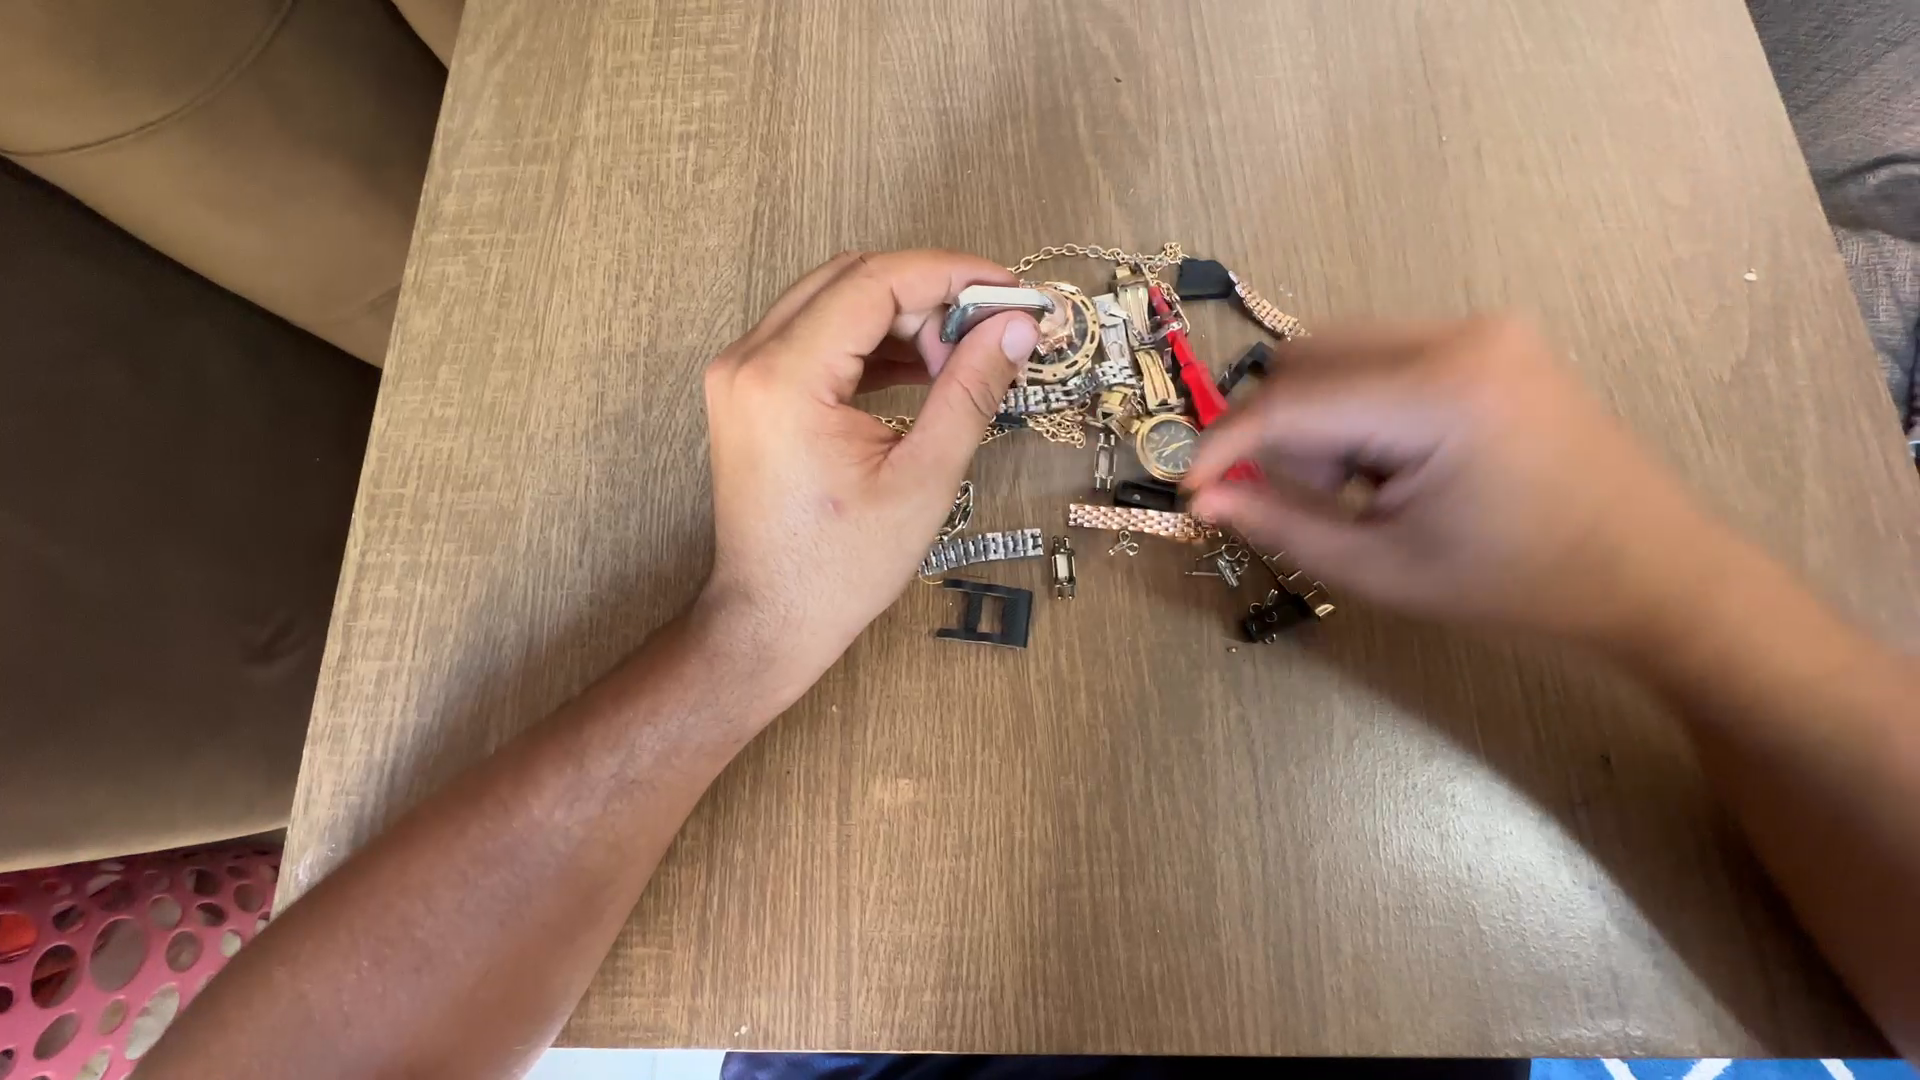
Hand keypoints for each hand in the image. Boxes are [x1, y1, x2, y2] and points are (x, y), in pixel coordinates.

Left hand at [699, 250, 1038, 691]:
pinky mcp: (749, 391)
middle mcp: (748, 360)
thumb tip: (1015, 328)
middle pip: (851, 280)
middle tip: (988, 328)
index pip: (875, 282)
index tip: (1007, 290)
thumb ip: (970, 391)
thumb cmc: (841, 567)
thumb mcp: (923, 479)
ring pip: (832, 303)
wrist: (771, 618)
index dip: (950, 274)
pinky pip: (816, 338)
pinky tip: (917, 369)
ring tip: (957, 356)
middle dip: (928, 294)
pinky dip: (869, 344)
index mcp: (785, 378)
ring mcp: (741, 374)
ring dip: (900, 317)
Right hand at [1184, 317, 1730, 644]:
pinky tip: (1392, 460)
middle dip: (1281, 430)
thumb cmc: (1515, 584)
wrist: (1654, 573)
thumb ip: (1278, 524)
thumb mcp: (1379, 567)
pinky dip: (1354, 408)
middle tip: (1315, 494)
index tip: (1188, 486)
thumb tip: (1202, 498)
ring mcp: (1479, 328)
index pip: (1289, 402)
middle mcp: (1459, 335)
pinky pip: (1376, 358)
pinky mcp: (1486, 341)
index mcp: (1439, 394)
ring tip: (1364, 483)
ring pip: (1336, 354)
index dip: (1223, 445)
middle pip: (1305, 358)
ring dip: (1318, 419)